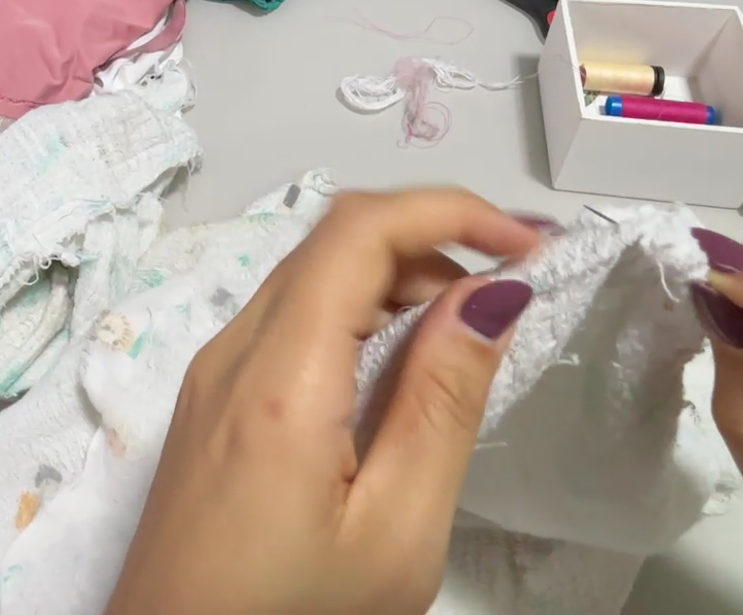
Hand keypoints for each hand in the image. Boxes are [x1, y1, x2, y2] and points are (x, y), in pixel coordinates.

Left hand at [105, 189, 551, 614]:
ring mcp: (216, 362)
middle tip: (506, 298)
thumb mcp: (395, 531)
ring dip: (397, 279)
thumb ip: (442, 400)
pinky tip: (396, 370)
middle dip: (431, 245)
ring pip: (315, 273)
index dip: (447, 210)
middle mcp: (235, 343)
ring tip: (463, 340)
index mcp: (278, 371)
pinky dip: (358, 313)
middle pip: (335, 242)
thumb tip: (491, 296)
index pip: (357, 229)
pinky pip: (294, 315)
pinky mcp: (215, 387)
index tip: (527, 241)